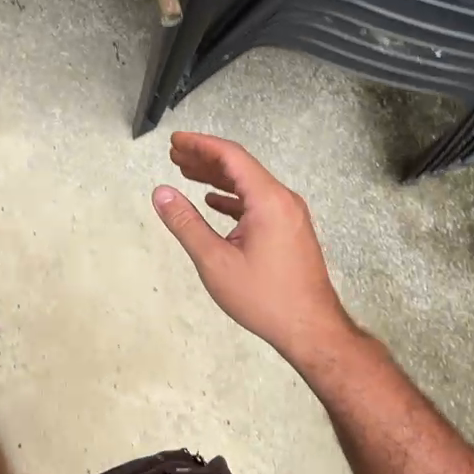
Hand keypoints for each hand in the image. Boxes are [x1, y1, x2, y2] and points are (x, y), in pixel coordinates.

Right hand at [151, 133, 353, 362]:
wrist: (313, 332)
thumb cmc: (263, 296)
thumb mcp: (215, 261)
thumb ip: (185, 223)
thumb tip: (161, 193)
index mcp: (268, 200)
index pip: (231, 156)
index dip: (200, 144)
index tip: (174, 141)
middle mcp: (282, 200)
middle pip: (240, 166)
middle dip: (205, 157)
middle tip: (174, 155)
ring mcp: (289, 215)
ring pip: (248, 184)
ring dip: (216, 176)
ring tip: (186, 172)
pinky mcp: (290, 230)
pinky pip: (257, 201)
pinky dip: (231, 196)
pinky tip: (212, 202)